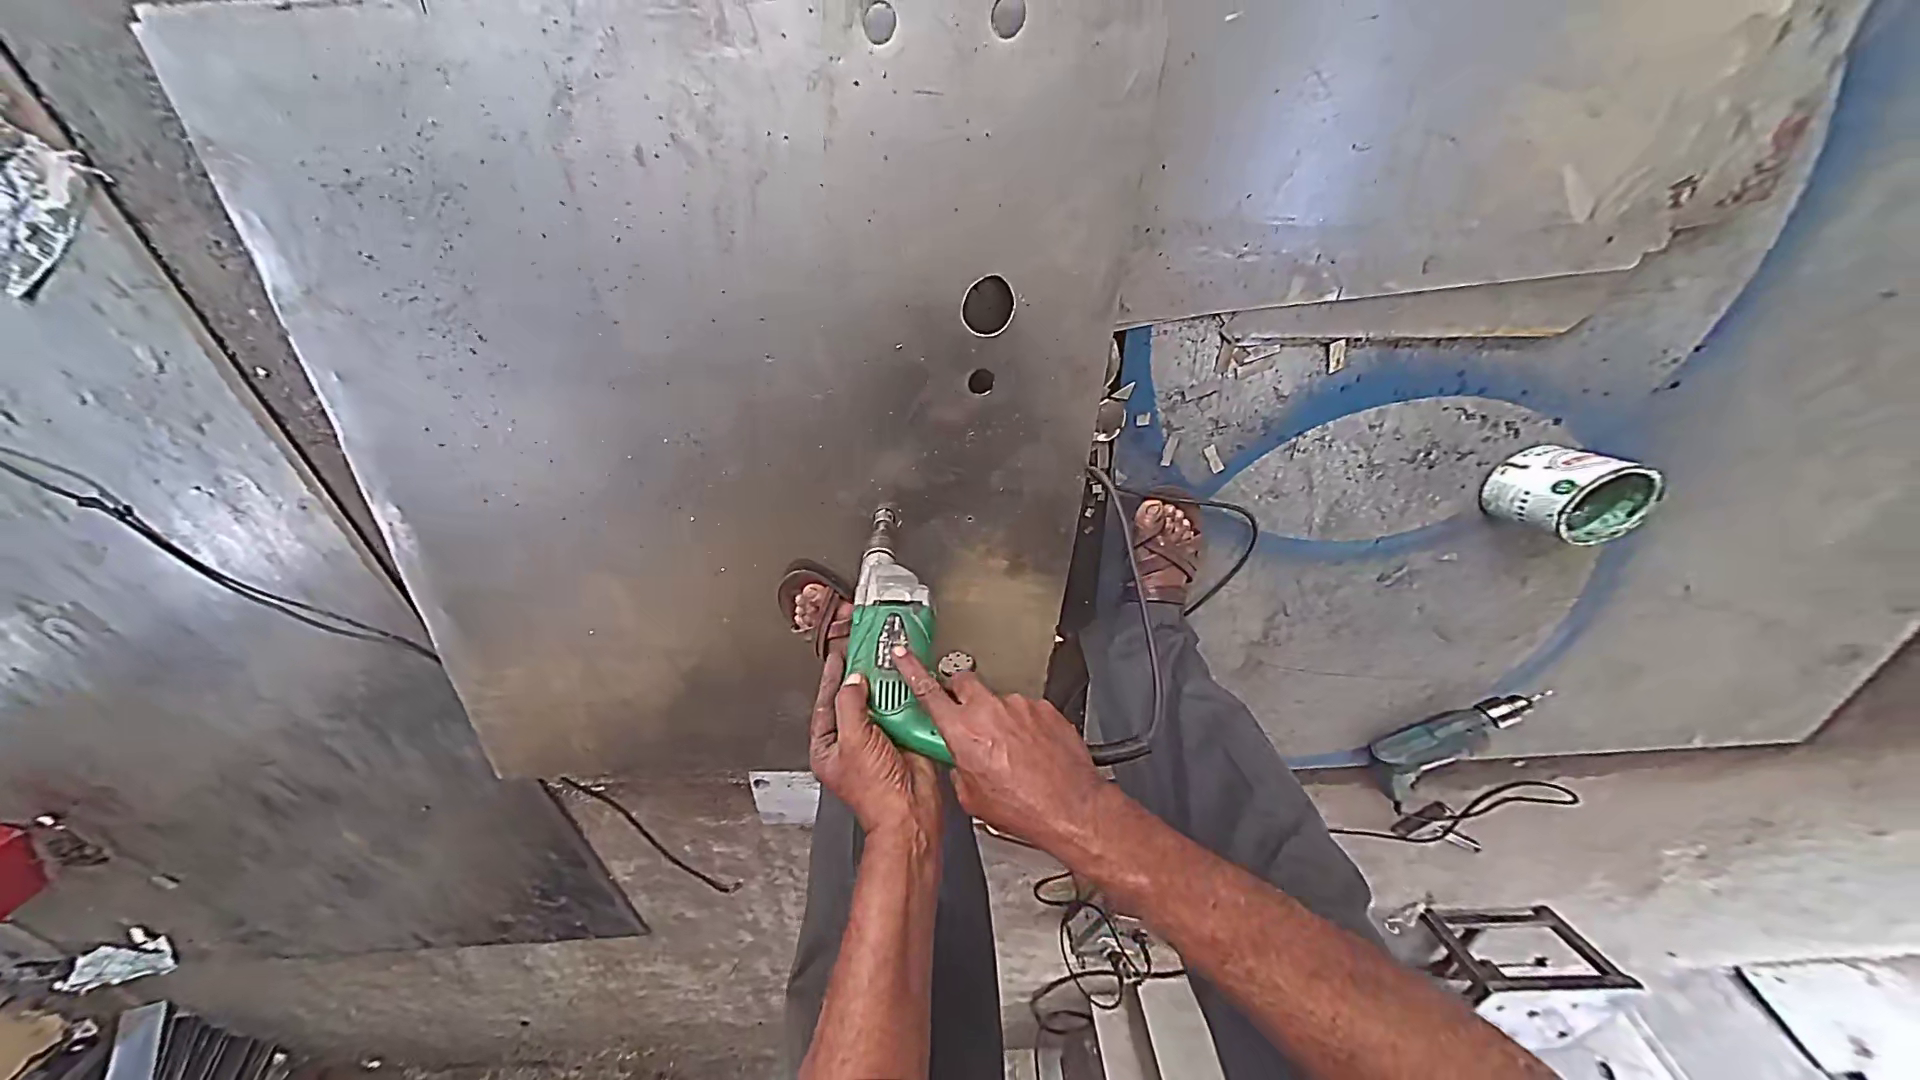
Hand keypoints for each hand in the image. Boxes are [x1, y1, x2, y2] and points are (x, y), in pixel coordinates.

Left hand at [809, 648, 943, 838]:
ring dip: (883, 684)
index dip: (832, 678)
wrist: (910, 811)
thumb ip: (849, 705)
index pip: (826, 703)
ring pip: (877, 702)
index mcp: (829, 747)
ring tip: (884, 660)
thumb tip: (852, 681)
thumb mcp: (853, 740)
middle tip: (863, 651)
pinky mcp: (901, 738)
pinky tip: (905, 681)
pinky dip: (903, 695)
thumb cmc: (875, 792)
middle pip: (852, 700)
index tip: (838, 656)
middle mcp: (852, 742)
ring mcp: (877, 740)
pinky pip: (900, 709)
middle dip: (859, 677)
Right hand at [890, 647, 1109, 850]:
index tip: (902, 655)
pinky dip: (1024, 725)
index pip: (928, 691)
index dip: (911, 669)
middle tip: (965, 715)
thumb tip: (959, 762)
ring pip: (997, 698)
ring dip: (997, 716)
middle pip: (963, 681)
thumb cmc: (1026, 809)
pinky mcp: (1044, 708)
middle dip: (960, 694)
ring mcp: (1019, 706)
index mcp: (963, 731)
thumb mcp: (972, 798)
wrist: (1072, 809)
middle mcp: (990, 710)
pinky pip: (1025, 709)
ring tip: (1010, 748)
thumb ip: (957, 768)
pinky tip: (1031, 749)